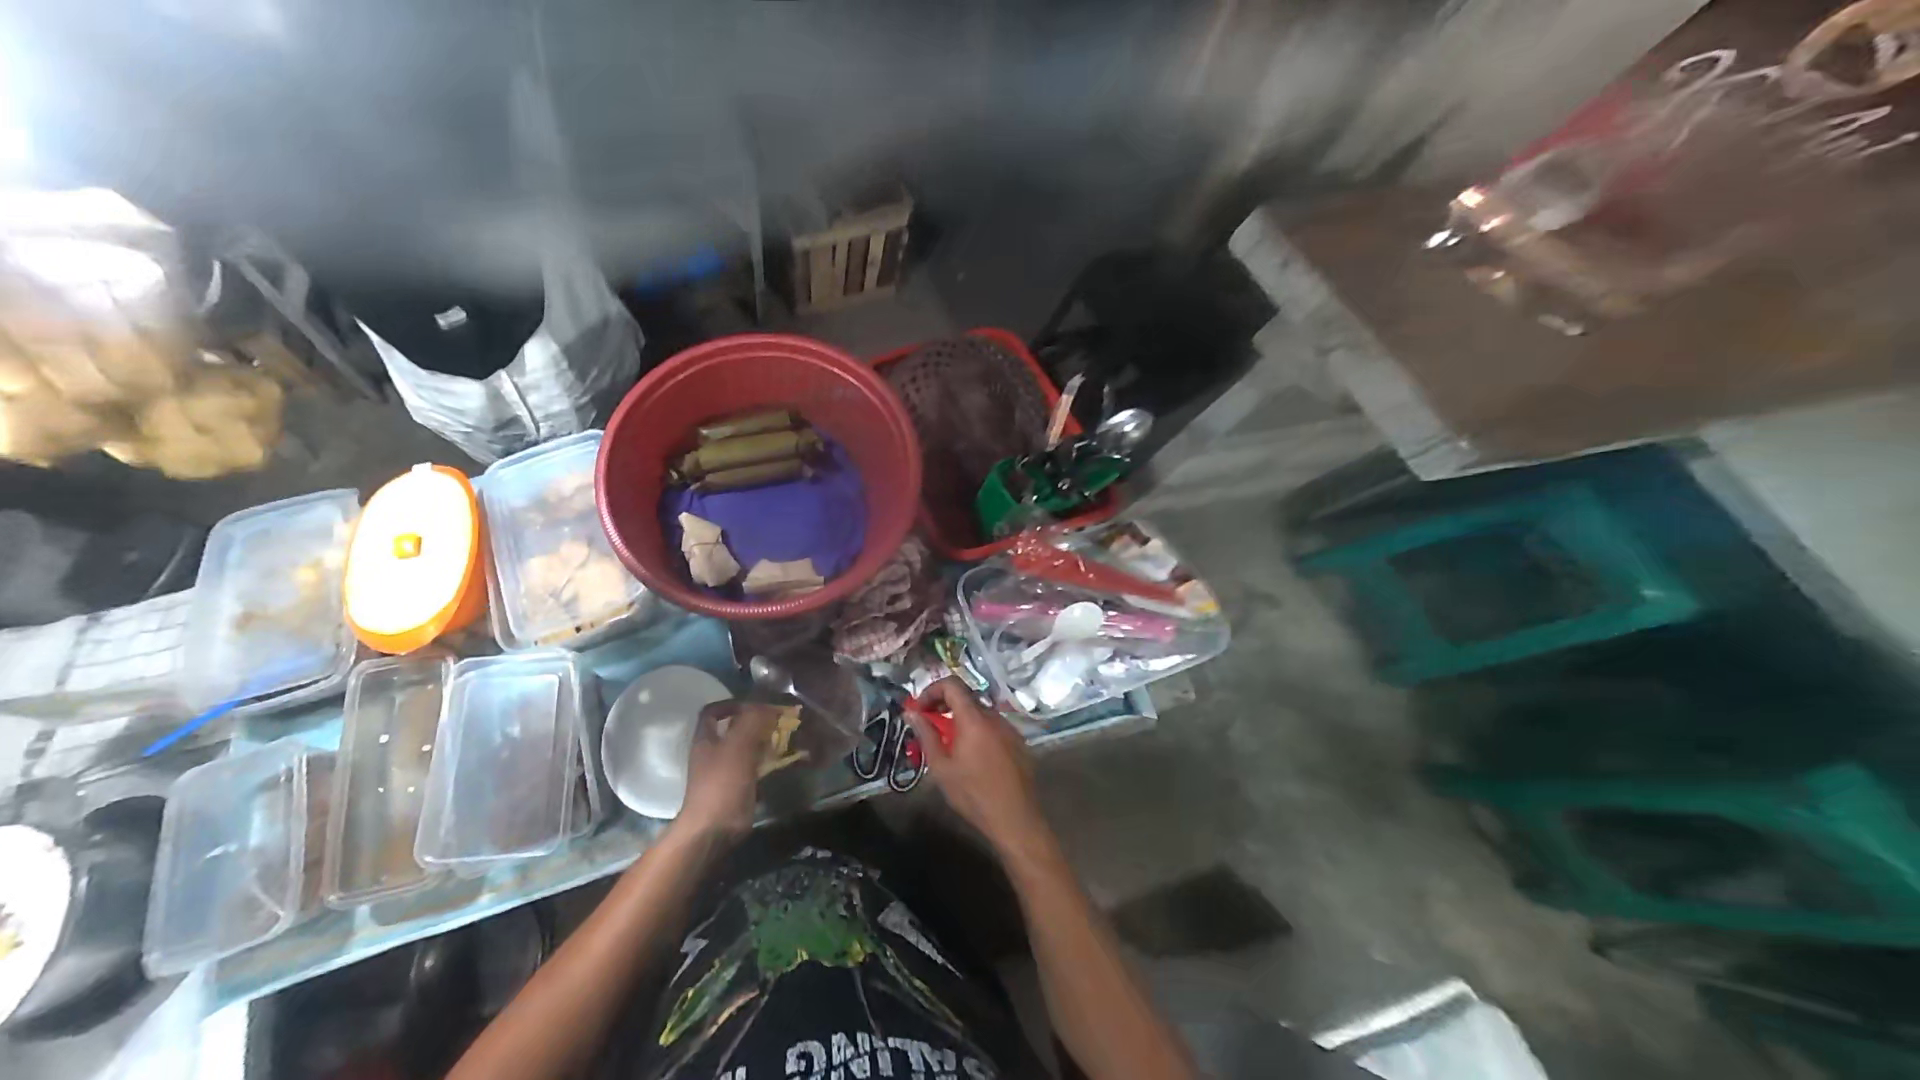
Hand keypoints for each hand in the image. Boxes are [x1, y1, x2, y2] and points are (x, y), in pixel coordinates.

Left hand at [675, 701, 777, 843]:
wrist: (713, 829)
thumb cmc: (722, 783)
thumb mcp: (738, 746)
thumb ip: (753, 721)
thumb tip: (770, 705)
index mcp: (706, 739)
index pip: (713, 712)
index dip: (731, 704)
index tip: (755, 704)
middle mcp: (713, 753)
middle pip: (733, 729)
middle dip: (756, 723)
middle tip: (779, 721)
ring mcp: (725, 772)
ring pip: (747, 749)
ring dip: (765, 742)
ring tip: (787, 739)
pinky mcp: (738, 788)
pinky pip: (755, 768)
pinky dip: (769, 763)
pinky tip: (785, 762)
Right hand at [904, 678, 1049, 856]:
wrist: (1015, 819)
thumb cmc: (973, 794)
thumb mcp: (941, 768)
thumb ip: (926, 735)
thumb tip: (911, 713)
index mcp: (974, 719)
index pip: (952, 685)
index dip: (931, 690)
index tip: (920, 709)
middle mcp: (995, 717)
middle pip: (966, 697)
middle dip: (944, 705)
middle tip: (929, 724)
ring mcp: (1009, 728)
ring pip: (980, 712)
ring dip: (961, 719)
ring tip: (949, 742)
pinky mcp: (1019, 742)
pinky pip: (993, 726)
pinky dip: (978, 730)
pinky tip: (972, 754)